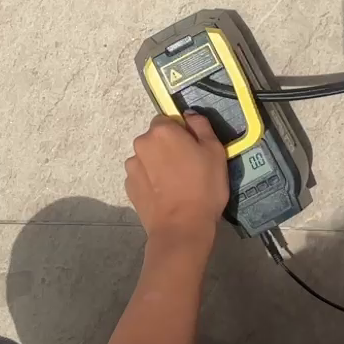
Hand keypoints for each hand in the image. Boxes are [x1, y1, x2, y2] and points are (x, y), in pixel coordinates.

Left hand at [125, 113, 229, 251]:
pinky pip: (142, 176)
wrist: (181, 228)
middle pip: (155, 138)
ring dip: (157, 164)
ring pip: (147, 157)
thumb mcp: (215, 151)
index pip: (168, 120)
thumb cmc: (203, 187)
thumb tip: (189, 115)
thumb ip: (201, 126)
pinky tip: (165, 195)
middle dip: (168, 147)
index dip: (181, 133)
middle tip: (187, 167)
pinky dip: (151, 181)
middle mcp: (141, 143)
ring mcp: (132, 166)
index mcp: (162, 131)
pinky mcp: (129, 186)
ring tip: (175, 184)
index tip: (193, 149)